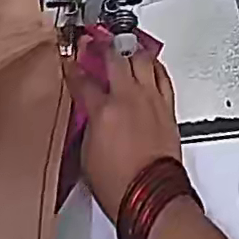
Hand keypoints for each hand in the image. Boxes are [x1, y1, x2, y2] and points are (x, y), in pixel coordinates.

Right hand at [63, 28, 181, 221]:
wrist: (151, 198)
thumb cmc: (120, 185)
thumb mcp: (86, 155)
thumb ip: (87, 127)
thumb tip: (89, 117)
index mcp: (102, 110)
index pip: (82, 80)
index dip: (73, 68)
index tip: (71, 63)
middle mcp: (128, 99)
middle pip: (114, 58)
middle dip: (101, 46)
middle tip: (95, 41)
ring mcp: (150, 100)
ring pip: (141, 59)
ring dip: (130, 50)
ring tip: (124, 45)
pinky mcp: (167, 107)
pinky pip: (162, 76)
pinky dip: (154, 66)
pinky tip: (150, 63)